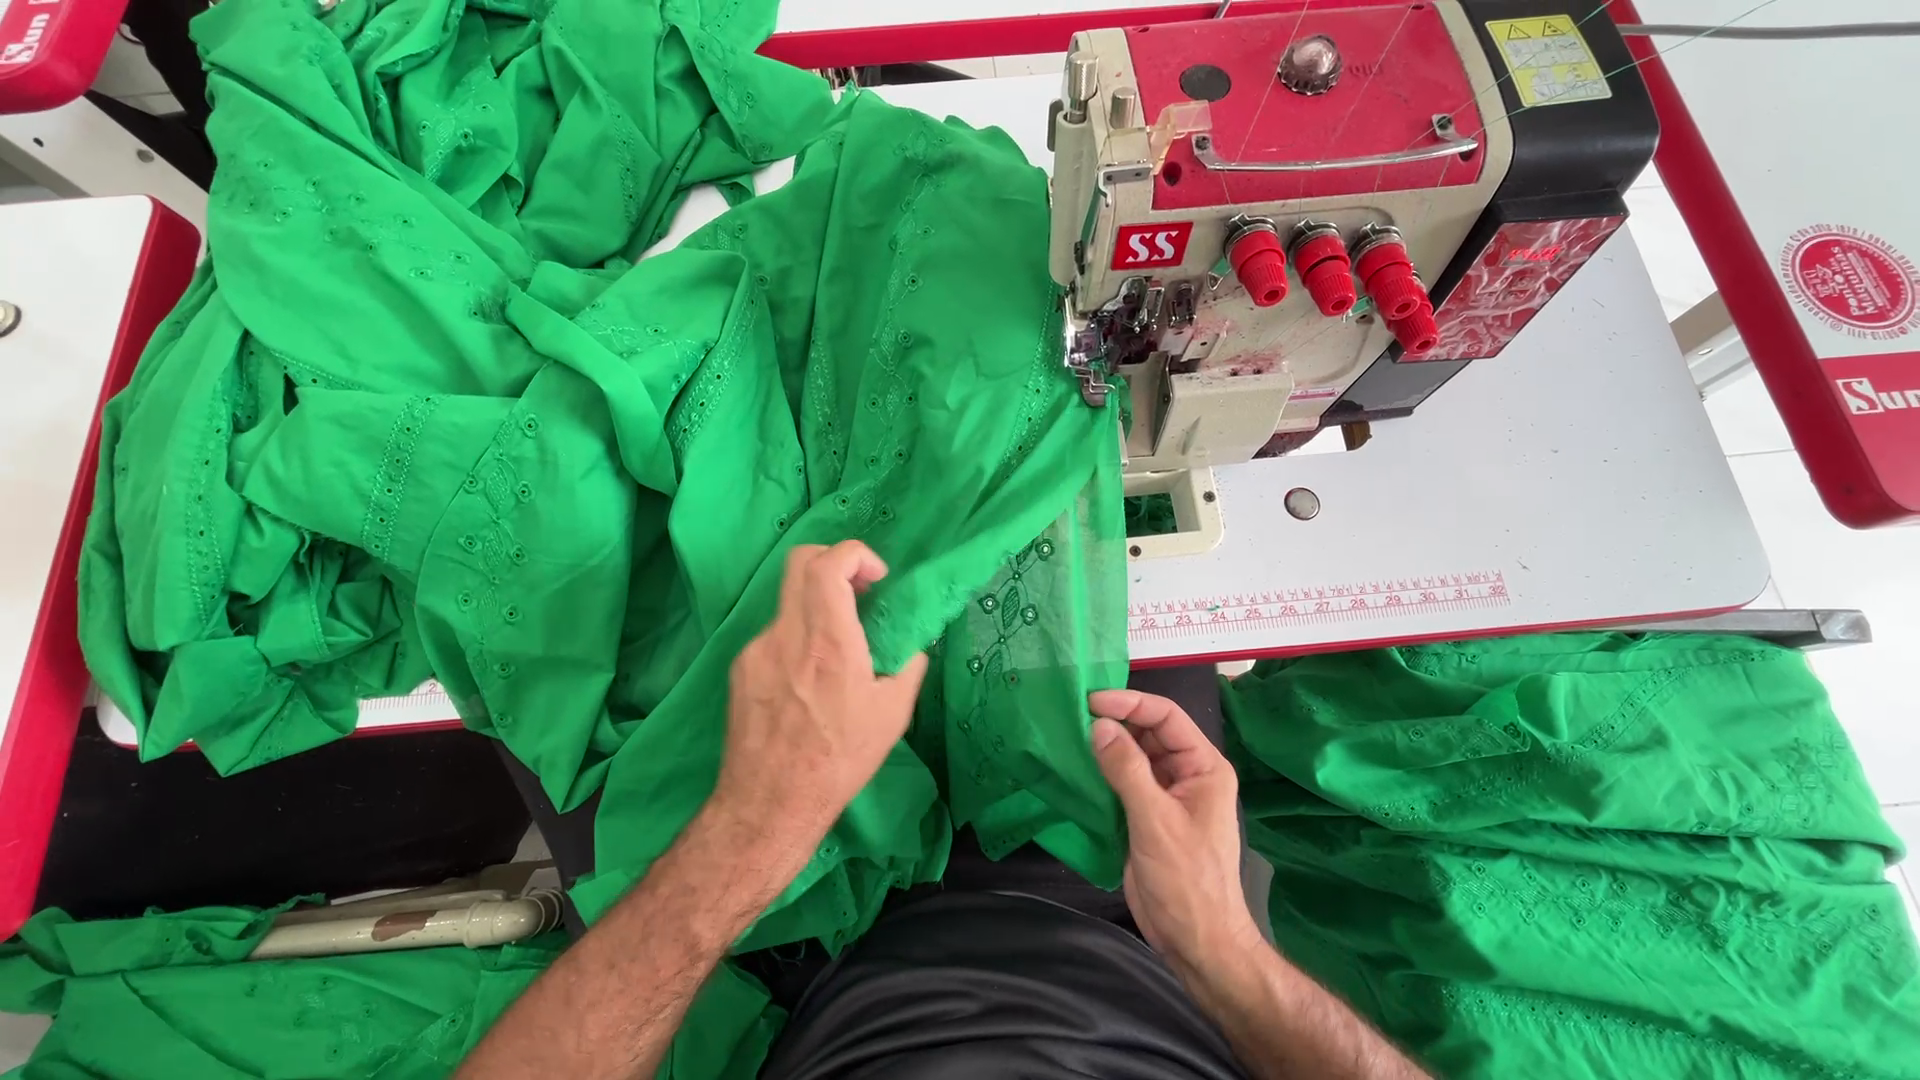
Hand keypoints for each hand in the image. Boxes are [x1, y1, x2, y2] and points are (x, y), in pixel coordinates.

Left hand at [715, 541, 929, 845]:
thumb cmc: (839, 760)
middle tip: (859, 591)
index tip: (876, 578)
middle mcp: (787, 635)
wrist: (770, 802)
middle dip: (835, 562)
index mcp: (829, 643)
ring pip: (789, 602)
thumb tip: (914, 639)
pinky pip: (775, 634)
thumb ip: (908, 664)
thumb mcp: (892, 715)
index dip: (856, 554)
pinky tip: (807, 682)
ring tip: (836, 653)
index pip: (828, 564)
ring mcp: (757, 649)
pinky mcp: (740, 667)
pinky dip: (798, 638)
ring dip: (818, 608)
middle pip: (800, 562)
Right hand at [1089, 688, 1260, 972]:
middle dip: (1115, 720)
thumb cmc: (1186, 880)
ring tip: (1068, 733)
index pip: (1167, 718)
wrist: (1195, 941)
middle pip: (1149, 732)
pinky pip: (1122, 781)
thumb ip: (1127, 770)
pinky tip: (1075, 766)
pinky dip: (1100, 771)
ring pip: (1133, 755)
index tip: (1091, 701)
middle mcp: (1187, 774)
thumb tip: (1099, 725)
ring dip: (1105, 745)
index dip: (1131, 703)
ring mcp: (1166, 795)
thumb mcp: (1156, 821)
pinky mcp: (1145, 816)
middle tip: (1073, 714)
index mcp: (1204, 767)